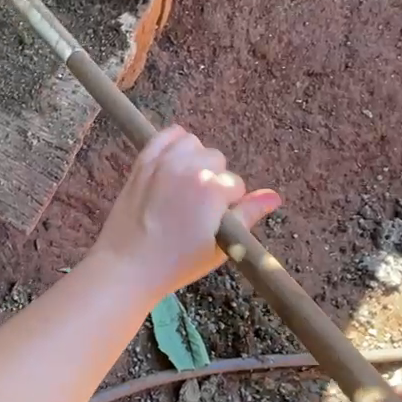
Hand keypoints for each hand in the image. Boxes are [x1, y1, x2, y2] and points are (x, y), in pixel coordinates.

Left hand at [86, 124, 280, 301]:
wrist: (127, 265)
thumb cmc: (176, 263)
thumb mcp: (220, 247)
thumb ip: (247, 215)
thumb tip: (274, 197)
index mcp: (212, 189)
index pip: (236, 185)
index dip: (229, 205)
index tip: (213, 222)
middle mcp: (189, 168)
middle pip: (217, 160)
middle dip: (213, 180)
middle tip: (197, 208)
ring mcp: (162, 162)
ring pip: (193, 144)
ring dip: (195, 160)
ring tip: (185, 186)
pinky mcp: (142, 163)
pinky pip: (165, 136)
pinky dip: (174, 142)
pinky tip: (175, 159)